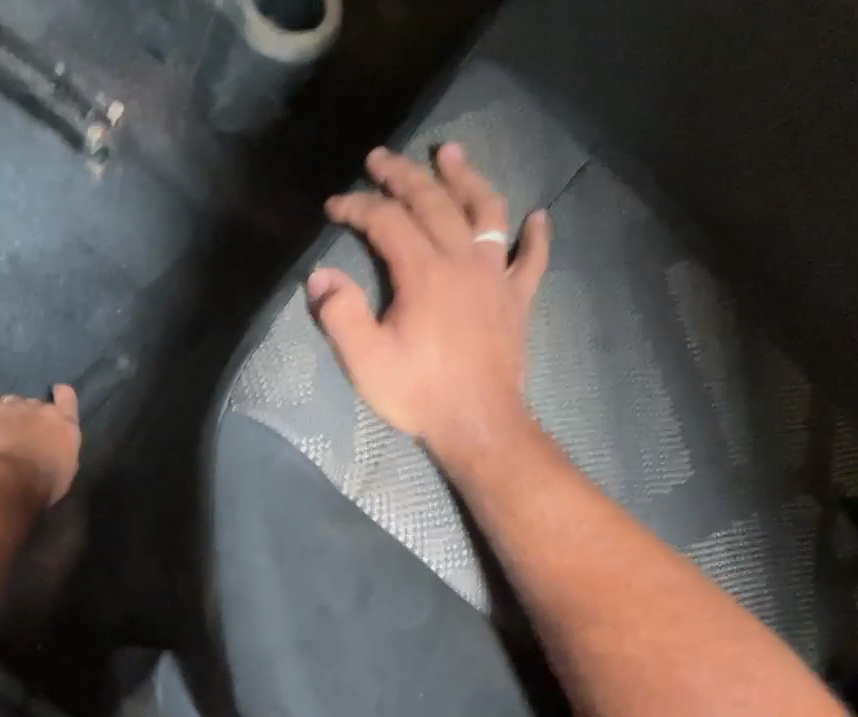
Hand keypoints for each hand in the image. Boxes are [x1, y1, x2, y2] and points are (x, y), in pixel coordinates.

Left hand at [0, 384, 81, 505]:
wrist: (14, 482)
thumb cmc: (46, 483)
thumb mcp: (67, 467)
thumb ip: (62, 447)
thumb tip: (54, 445)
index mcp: (64, 422)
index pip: (66, 395)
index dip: (59, 395)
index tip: (55, 399)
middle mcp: (40, 407)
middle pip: (35, 402)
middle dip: (29, 415)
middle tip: (23, 434)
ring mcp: (14, 406)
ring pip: (10, 402)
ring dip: (7, 413)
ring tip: (1, 432)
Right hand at [309, 144, 551, 474]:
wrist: (478, 423)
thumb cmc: (419, 393)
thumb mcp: (365, 360)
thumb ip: (341, 314)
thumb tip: (320, 277)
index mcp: (424, 273)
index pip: (387, 222)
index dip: (358, 207)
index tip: (334, 204)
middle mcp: (463, 261)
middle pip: (434, 202)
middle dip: (404, 175)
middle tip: (381, 157)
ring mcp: (496, 277)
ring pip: (486, 212)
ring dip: (467, 178)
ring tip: (452, 152)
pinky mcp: (516, 299)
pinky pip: (531, 259)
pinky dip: (536, 235)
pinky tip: (537, 217)